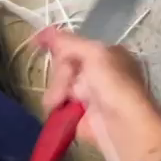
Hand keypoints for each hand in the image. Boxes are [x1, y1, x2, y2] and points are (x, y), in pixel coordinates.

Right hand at [34, 25, 160, 143]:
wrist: (124, 127)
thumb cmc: (113, 84)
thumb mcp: (94, 53)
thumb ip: (68, 42)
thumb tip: (45, 32)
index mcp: (106, 54)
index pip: (75, 44)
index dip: (56, 42)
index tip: (36, 42)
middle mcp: (98, 72)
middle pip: (65, 65)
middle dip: (61, 73)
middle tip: (66, 83)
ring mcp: (89, 94)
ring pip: (59, 85)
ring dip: (56, 91)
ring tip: (60, 101)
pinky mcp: (79, 115)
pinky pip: (58, 104)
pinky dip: (55, 106)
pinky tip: (57, 108)